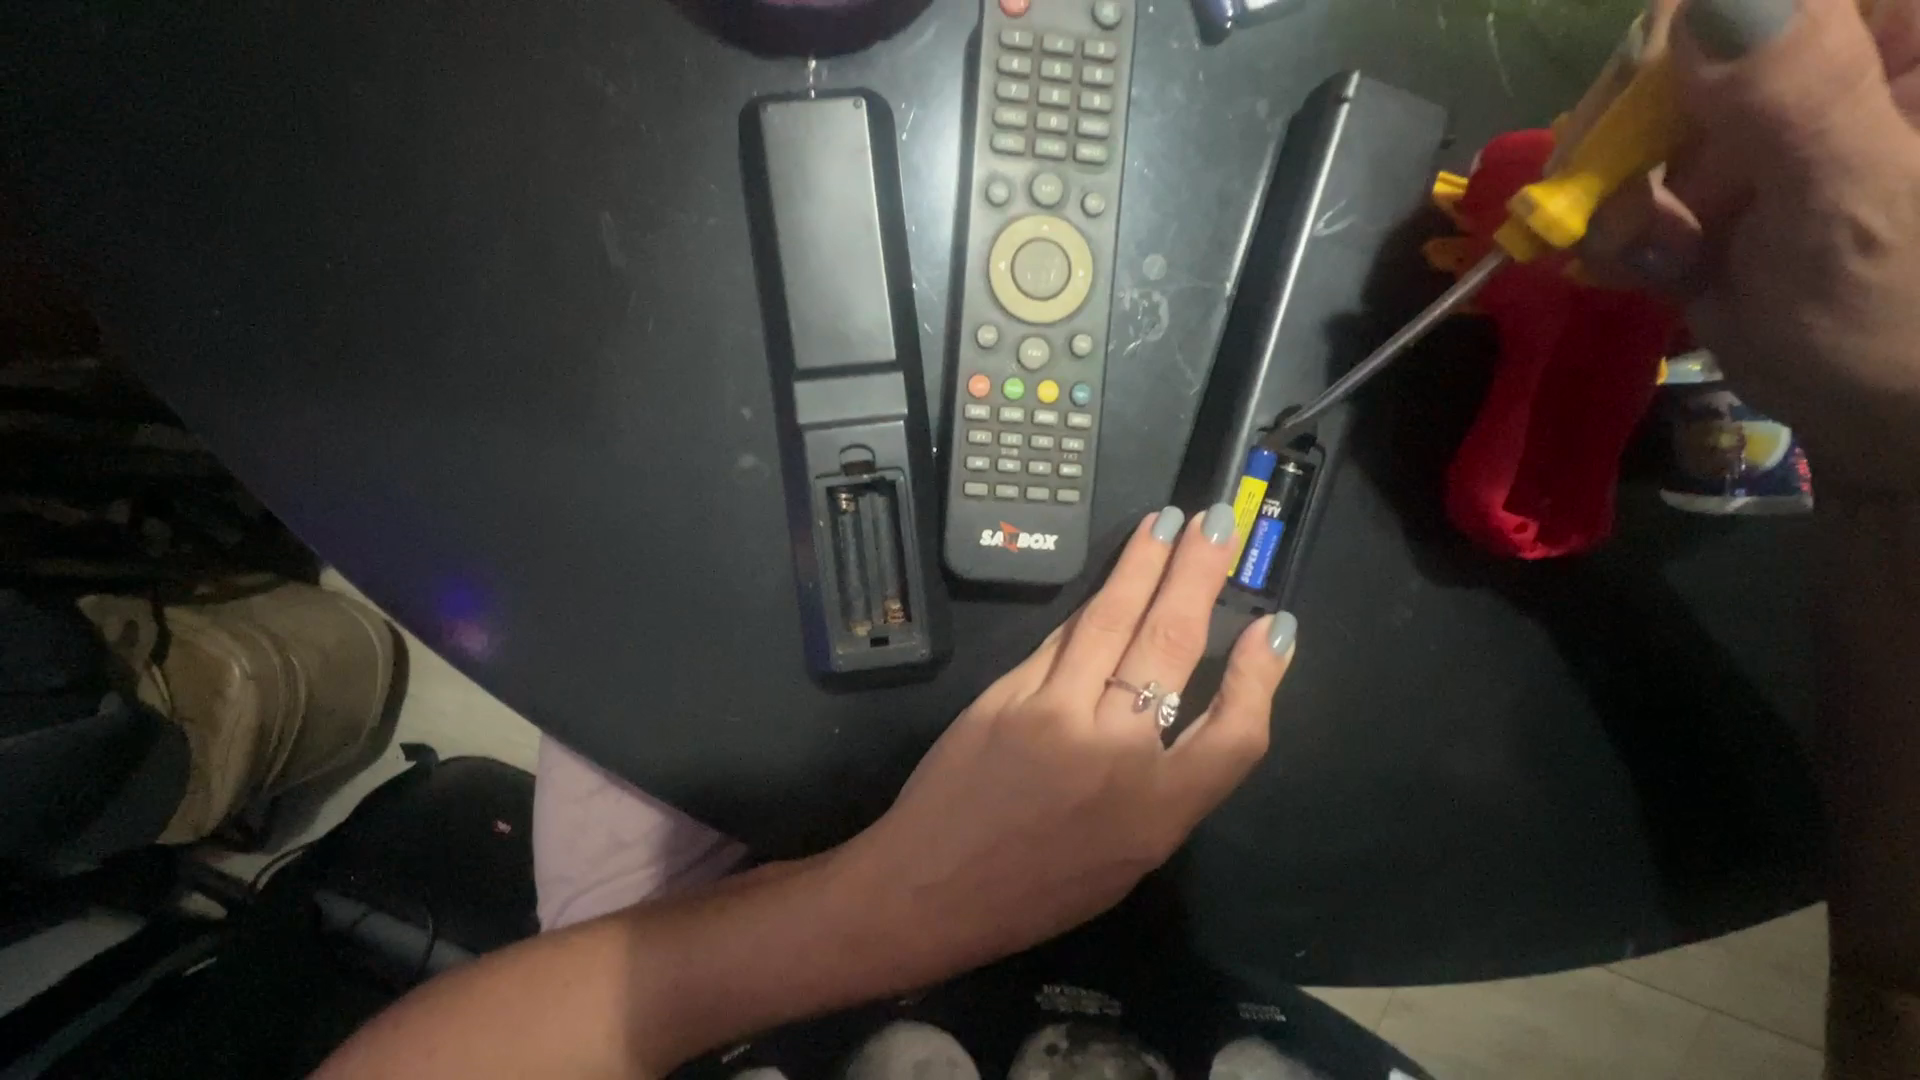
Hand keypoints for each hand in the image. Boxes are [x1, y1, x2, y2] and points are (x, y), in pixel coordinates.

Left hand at [834, 503, 1297, 981]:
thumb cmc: (1037, 888)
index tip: (1275, 624)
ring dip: (1142, 565)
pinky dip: (1092, 606)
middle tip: (1216, 524)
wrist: (932, 886)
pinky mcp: (1007, 693)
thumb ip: (1164, 786)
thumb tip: (1187, 710)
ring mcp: (1055, 713)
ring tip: (1167, 523)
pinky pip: (1061, 639)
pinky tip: (1111, 579)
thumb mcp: (1125, 858)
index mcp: (1157, 814)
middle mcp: (1114, 753)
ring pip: (1111, 621)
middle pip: (1170, 644)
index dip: (1262, 676)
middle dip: (1198, 576)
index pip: (1236, 732)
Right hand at [1584, 0, 1919, 494]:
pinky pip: (1646, 182)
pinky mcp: (1739, 184)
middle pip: (1695, 56)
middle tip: (1619, 209)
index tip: (1620, 120)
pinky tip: (1651, 267)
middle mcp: (1847, 73)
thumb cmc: (1900, 323)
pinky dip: (1625, 230)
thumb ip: (1789, 95)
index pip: (1768, 2)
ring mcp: (1787, 131)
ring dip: (1623, 198)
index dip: (1681, 42)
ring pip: (1653, 129)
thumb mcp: (1850, 206)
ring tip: (1654, 259)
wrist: (1895, 424)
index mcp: (1914, 44)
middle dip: (1636, 137)